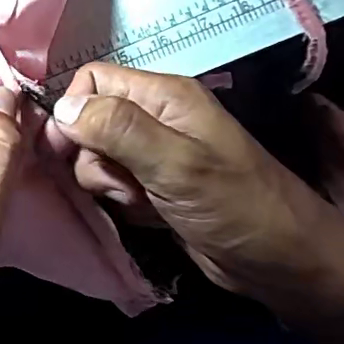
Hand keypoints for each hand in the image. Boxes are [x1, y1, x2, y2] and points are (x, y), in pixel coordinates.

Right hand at [43, 62, 343, 306]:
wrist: (282, 263)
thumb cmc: (235, 206)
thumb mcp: (176, 164)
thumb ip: (118, 130)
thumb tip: (61, 109)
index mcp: (165, 96)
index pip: (94, 81)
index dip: (73, 112)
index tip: (68, 151)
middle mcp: (157, 118)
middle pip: (91, 122)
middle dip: (94, 158)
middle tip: (123, 184)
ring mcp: (157, 154)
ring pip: (100, 158)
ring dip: (109, 185)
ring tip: (143, 203)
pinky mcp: (157, 187)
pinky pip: (117, 185)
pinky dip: (124, 202)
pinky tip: (150, 215)